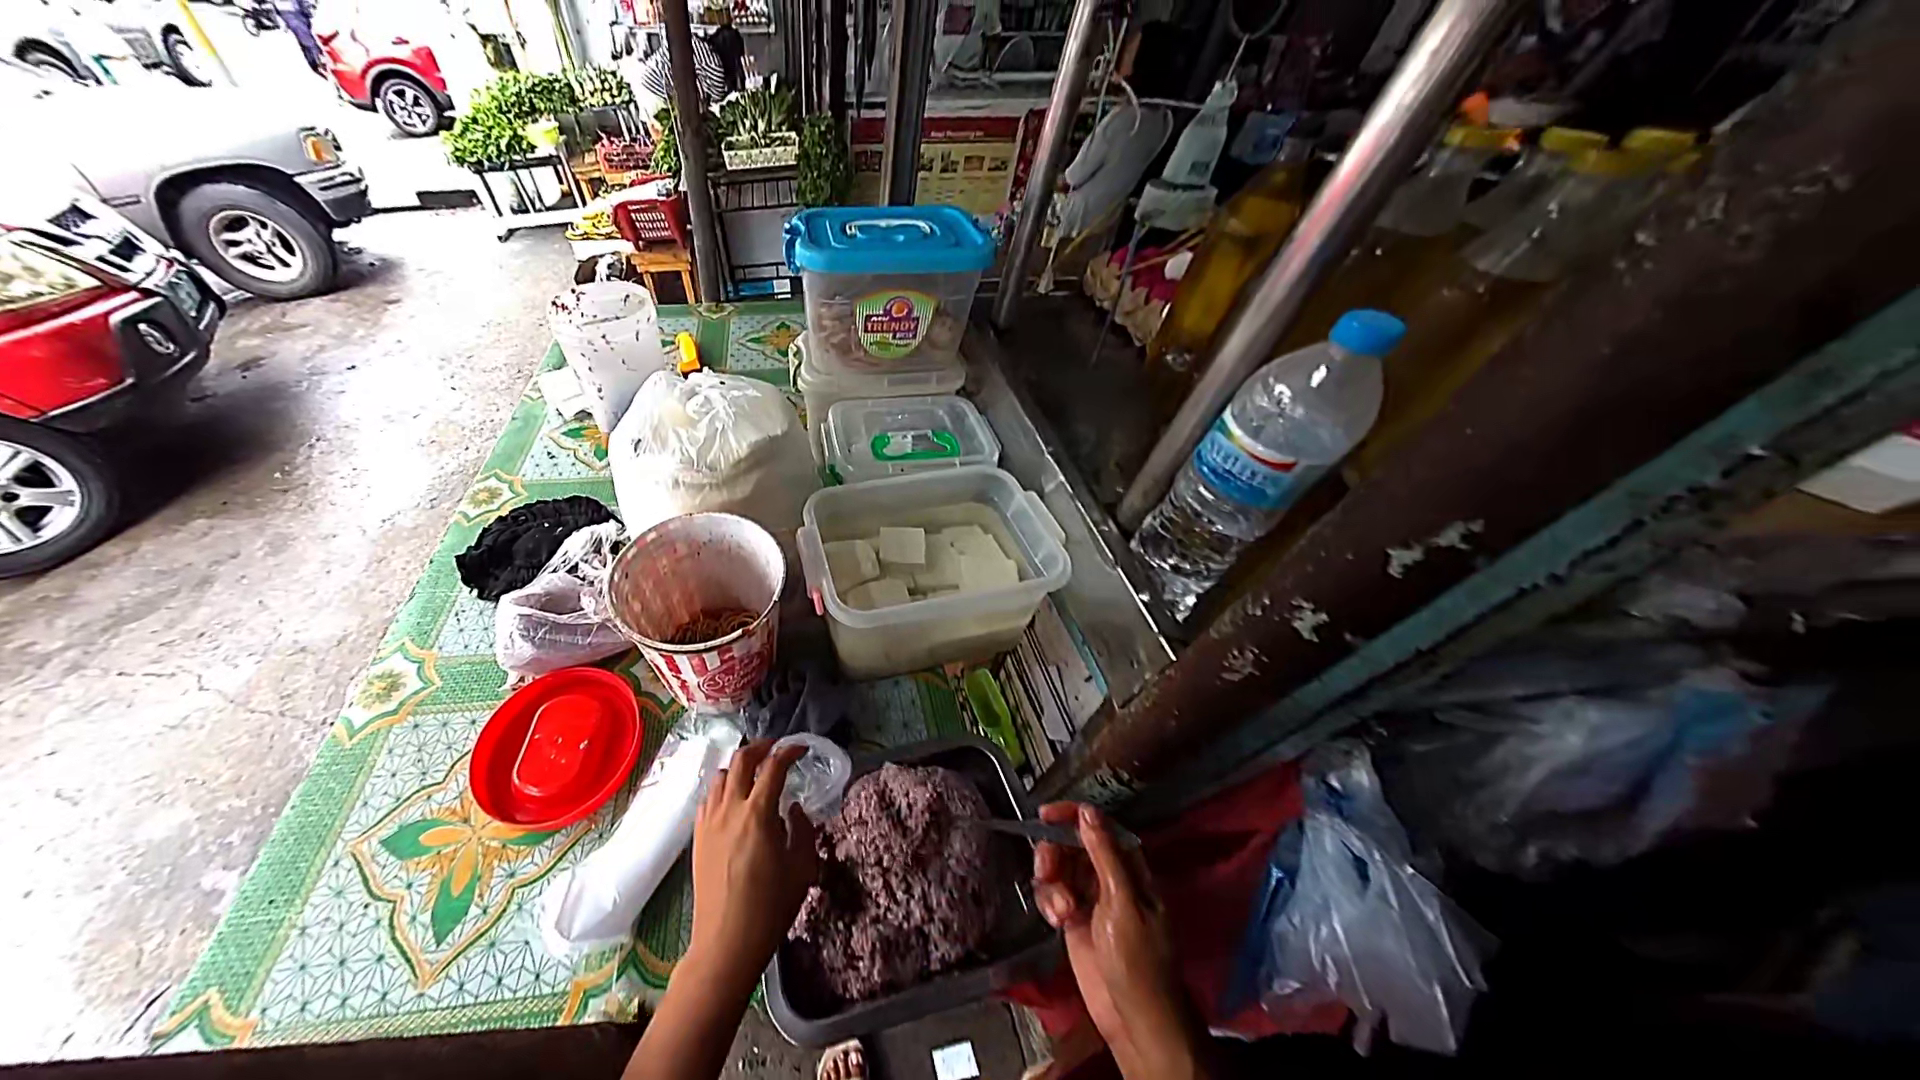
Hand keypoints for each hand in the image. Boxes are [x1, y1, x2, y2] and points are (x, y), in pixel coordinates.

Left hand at [686, 739, 819, 992]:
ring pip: (721, 776)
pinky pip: (708, 799)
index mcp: (759, 814)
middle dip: (761, 747)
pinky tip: (735, 800)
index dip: (790, 751)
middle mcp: (730, 810)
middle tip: (777, 749)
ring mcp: (709, 823)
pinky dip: (724, 788)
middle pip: (741, 760)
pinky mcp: (698, 838)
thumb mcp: (802, 866)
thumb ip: (802, 829)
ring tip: (756, 772)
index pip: (774, 766)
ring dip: (741, 766)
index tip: (802, 749)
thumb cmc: (771, 906)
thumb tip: (794, 809)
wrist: (726, 943)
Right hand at [1032, 803, 1209, 1079]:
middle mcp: (1106, 874)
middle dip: (1054, 853)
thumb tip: (1088, 811)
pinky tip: (1056, 921)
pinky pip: (1051, 893)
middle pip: (1070, 844)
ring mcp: (1088, 896)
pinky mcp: (1073, 917)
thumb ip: (1104, 855)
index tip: (1045, 814)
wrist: (1134, 1017)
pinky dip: (1048, 902)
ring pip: (1057, 867)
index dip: (1072, 815)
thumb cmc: (1138, 959)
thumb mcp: (1123, 903)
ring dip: (1051, 884)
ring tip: (1060, 911)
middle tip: (1047, 872)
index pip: (1097, 825)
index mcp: (1127, 864)